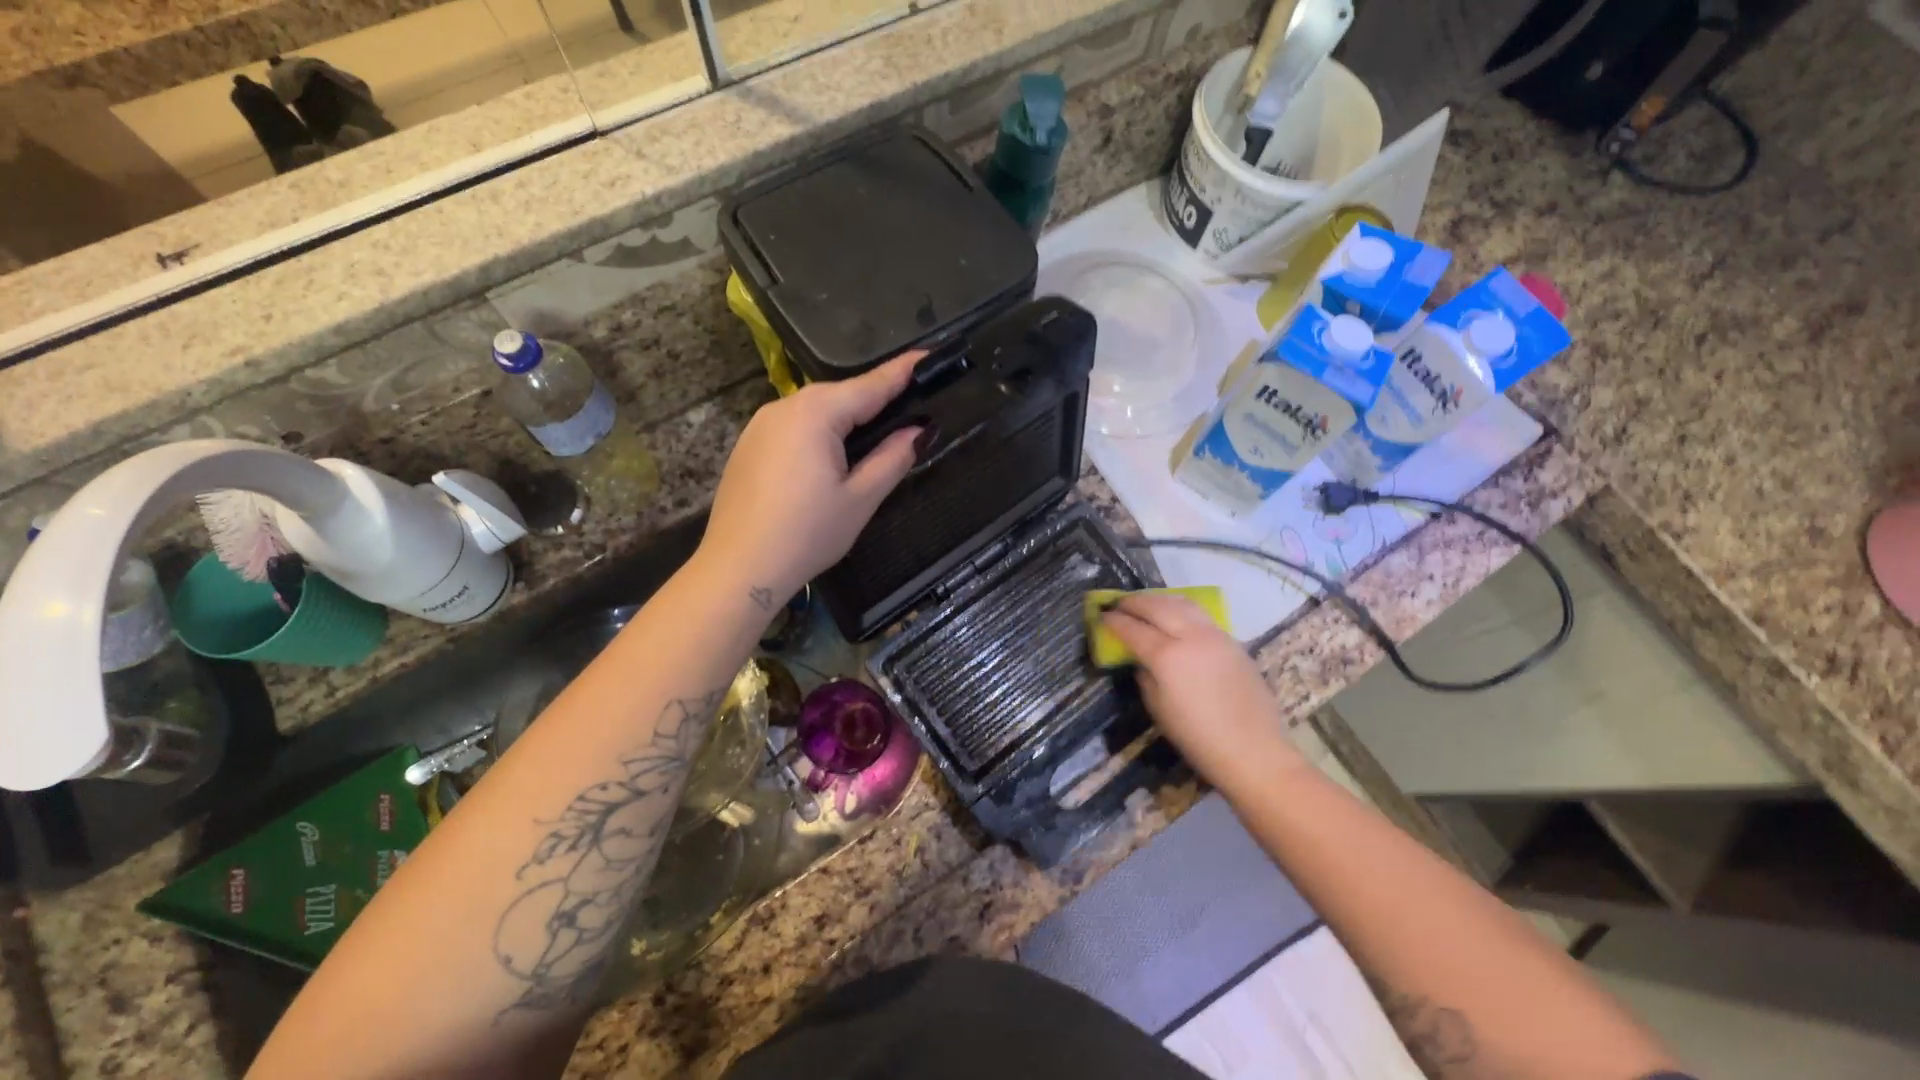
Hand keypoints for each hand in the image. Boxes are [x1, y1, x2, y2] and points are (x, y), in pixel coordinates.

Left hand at [701, 352, 923, 599]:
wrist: (738, 569)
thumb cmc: (806, 534)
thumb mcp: (860, 499)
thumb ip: (893, 458)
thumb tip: (918, 430)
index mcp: (816, 413)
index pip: (871, 384)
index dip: (904, 371)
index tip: (931, 356)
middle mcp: (784, 406)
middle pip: (841, 394)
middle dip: (875, 400)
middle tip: (912, 410)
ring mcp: (761, 424)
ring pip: (816, 410)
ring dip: (846, 419)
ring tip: (877, 438)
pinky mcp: (749, 445)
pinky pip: (795, 426)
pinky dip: (820, 432)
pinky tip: (832, 458)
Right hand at [1101, 594, 1307, 792]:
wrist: (1252, 749)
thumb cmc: (1197, 737)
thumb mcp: (1158, 708)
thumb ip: (1145, 675)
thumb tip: (1141, 659)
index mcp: (1168, 657)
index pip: (1134, 629)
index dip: (1115, 621)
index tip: (1102, 616)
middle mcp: (1191, 637)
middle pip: (1158, 607)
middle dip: (1135, 602)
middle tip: (1119, 603)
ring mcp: (1215, 635)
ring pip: (1182, 603)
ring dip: (1159, 600)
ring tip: (1145, 603)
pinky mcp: (1233, 640)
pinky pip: (1201, 615)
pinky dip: (1181, 608)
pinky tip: (1174, 616)